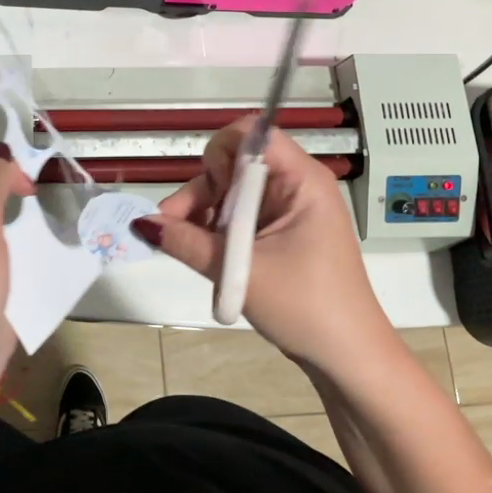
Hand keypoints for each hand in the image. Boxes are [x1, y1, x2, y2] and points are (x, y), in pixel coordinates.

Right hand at [136, 119, 388, 369]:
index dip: (222, 149)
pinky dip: (218, 232)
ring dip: (205, 215)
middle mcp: (296, 187)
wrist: (348, 357)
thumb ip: (188, 243)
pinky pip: (241, 218)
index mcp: (302, 181)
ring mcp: (289, 212)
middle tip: (173, 226)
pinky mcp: (281, 235)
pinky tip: (202, 254)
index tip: (206, 187)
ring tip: (183, 247)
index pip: (255, 134)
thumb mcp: (241, 273)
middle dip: (203, 191)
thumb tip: (142, 223)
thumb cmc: (306, 307)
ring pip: (234, 194)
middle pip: (237, 165)